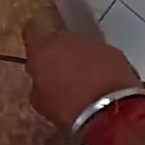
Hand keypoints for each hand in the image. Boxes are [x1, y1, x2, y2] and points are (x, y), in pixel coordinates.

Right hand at [25, 30, 144, 129]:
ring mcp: (92, 43)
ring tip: (83, 80)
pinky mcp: (114, 51)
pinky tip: (101, 83)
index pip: (30, 33)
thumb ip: (38, 82)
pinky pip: (99, 55)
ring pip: (80, 47)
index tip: (35, 59)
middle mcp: (66, 39)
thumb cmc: (65, 107)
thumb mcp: (39, 100)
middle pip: (57, 40)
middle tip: (59, 74)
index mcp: (42, 48)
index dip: (34, 46)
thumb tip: (45, 78)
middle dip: (57, 54)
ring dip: (79, 59)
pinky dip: (99, 65)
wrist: (109, 111)